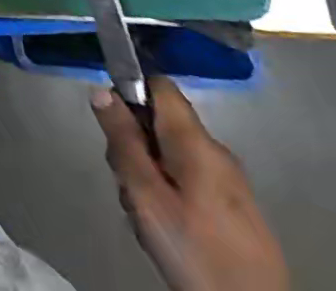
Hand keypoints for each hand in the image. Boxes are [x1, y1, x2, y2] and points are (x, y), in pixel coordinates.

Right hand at [93, 77, 287, 290]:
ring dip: (148, 175)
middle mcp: (216, 151)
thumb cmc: (194, 250)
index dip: (130, 93)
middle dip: (134, 145)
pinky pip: (188, 180)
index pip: (159, 85)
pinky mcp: (234, 207)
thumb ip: (123, 141)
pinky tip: (166, 228)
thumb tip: (101, 90)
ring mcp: (229, 181)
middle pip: (161, 124)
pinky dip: (169, 193)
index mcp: (196, 141)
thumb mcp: (146, 196)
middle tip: (128, 186)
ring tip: (145, 215)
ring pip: (171, 156)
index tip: (113, 126)